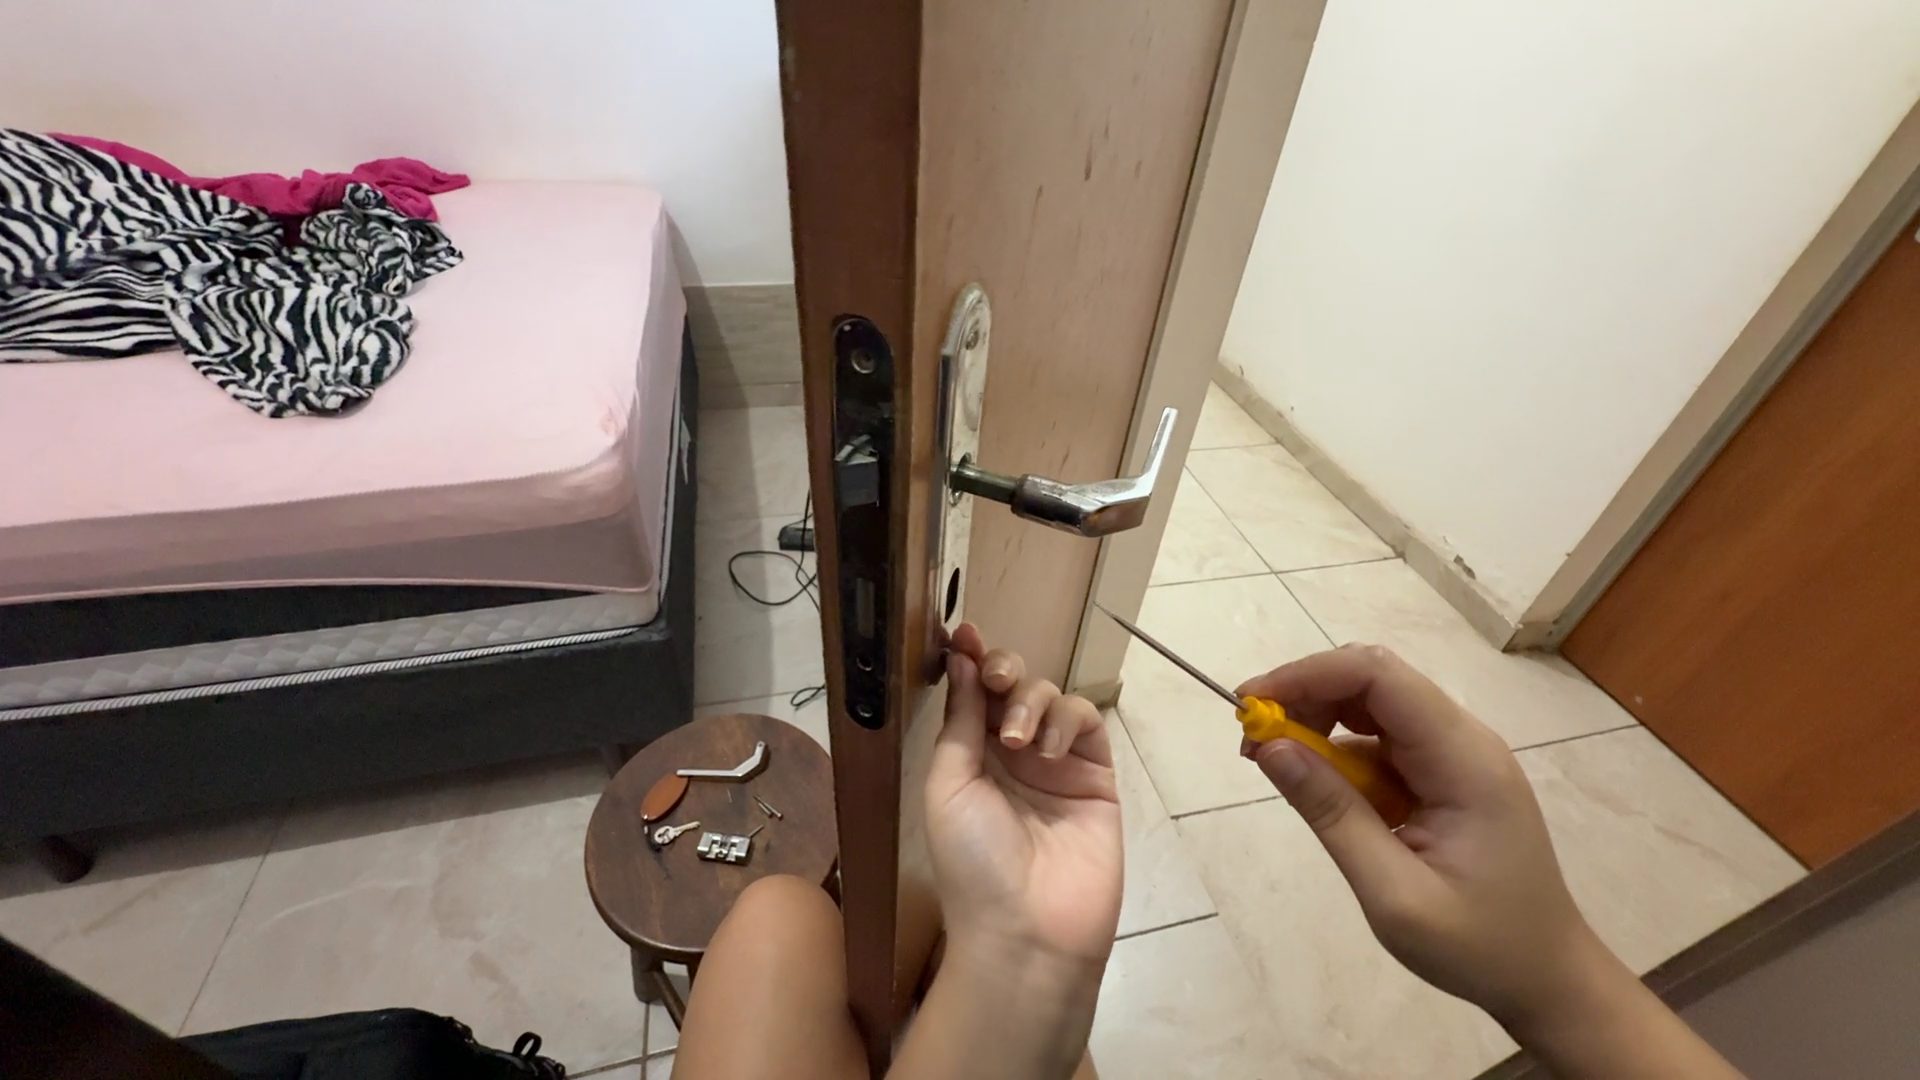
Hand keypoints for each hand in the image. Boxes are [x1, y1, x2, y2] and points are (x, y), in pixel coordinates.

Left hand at [924, 623, 1122, 965]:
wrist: (1028, 930)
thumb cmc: (973, 860)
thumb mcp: (949, 785)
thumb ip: (960, 720)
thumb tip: (959, 657)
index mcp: (970, 755)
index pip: (973, 693)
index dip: (969, 660)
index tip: (962, 632)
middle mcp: (1012, 752)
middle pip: (1013, 686)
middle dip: (1004, 669)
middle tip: (996, 679)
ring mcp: (1056, 761)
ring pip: (1050, 696)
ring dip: (1031, 702)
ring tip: (1016, 739)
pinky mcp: (1095, 773)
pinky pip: (1085, 722)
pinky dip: (1067, 720)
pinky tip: (1049, 747)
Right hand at [1236, 644, 1596, 1026]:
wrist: (1550, 980)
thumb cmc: (1478, 946)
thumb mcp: (1393, 893)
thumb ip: (1330, 813)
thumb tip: (1268, 746)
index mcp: (1464, 760)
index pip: (1379, 677)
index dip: (1308, 675)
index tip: (1250, 704)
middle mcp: (1462, 739)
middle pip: (1371, 679)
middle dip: (1303, 692)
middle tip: (1252, 734)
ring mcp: (1453, 752)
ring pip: (1369, 701)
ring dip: (1313, 716)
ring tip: (1271, 756)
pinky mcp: (1438, 769)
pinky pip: (1375, 734)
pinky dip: (1332, 743)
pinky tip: (1311, 778)